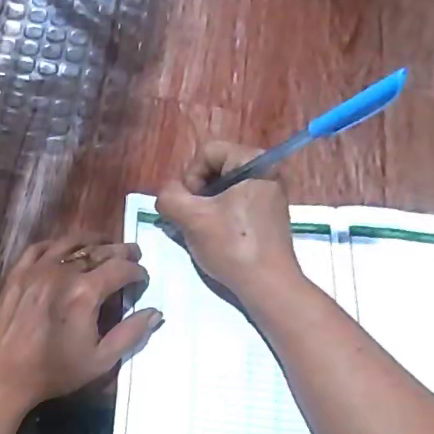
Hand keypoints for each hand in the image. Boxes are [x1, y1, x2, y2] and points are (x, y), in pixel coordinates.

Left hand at [0, 236, 162, 413]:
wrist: (0, 377)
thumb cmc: (52, 373)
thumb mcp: (99, 361)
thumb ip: (130, 334)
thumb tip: (155, 313)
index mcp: (85, 292)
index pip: (121, 268)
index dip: (138, 272)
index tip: (142, 279)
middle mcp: (61, 272)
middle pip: (98, 250)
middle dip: (121, 251)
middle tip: (132, 255)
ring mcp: (34, 270)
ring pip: (68, 243)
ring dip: (91, 241)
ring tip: (102, 245)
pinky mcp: (14, 275)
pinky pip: (38, 248)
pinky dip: (56, 245)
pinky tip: (63, 250)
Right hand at [155, 141, 301, 302]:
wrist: (267, 281)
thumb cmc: (232, 245)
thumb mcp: (192, 219)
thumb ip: (170, 198)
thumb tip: (166, 194)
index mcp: (254, 162)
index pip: (207, 152)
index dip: (190, 176)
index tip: (191, 204)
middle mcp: (266, 171)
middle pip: (213, 169)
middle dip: (195, 193)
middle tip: (192, 219)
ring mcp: (267, 193)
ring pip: (220, 190)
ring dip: (202, 208)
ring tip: (200, 231)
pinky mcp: (265, 214)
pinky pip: (232, 204)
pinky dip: (217, 217)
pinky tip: (214, 238)